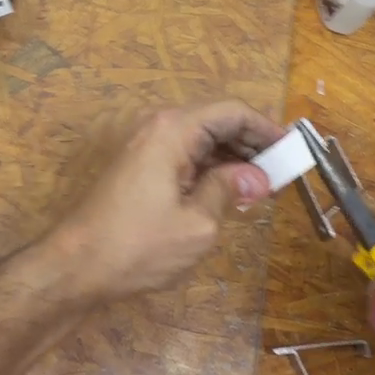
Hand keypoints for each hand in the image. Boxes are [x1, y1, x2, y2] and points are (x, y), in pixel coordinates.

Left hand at [38, 101, 284, 302]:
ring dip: (233, 158)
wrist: (79, 263)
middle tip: (284, 175)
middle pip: (217, 121)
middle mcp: (160, 126)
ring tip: (263, 188)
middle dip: (252, 144)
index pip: (231, 111)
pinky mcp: (141, 164)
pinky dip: (211, 168)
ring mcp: (147, 144)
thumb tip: (259, 176)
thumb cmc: (140, 243)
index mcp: (174, 129)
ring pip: (202, 139)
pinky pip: (185, 154)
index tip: (295, 150)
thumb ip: (229, 190)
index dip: (266, 128)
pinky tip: (230, 193)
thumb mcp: (197, 223)